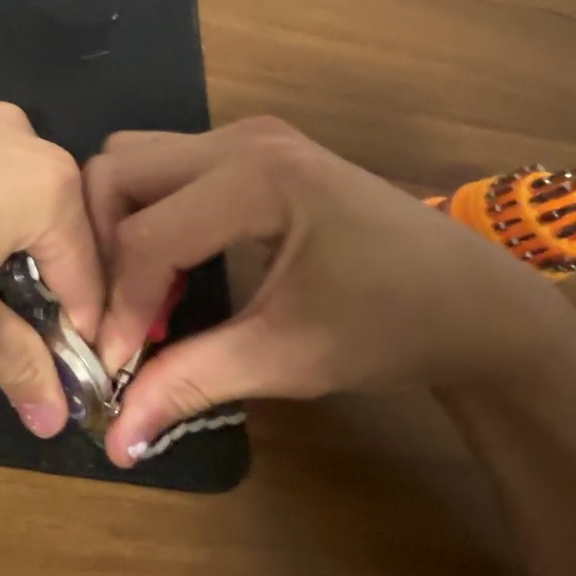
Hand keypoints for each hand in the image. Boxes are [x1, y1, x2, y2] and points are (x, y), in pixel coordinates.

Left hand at [0, 96, 104, 436]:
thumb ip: (17, 363)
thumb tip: (52, 413)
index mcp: (45, 179)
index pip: (85, 266)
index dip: (80, 325)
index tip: (70, 367)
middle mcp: (12, 132)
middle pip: (47, 216)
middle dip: (39, 276)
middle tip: (15, 328)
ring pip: (0, 186)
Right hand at [84, 116, 575, 465]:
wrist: (475, 301)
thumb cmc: (391, 328)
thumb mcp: (286, 358)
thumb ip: (190, 383)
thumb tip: (114, 440)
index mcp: (259, 179)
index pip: (147, 234)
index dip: (119, 303)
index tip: (112, 364)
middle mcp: (241, 138)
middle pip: (117, 171)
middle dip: (99, 245)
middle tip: (113, 313)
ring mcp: (245, 135)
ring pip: (133, 160)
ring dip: (116, 223)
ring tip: (136, 290)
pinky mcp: (248, 148)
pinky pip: (163, 166)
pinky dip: (145, 212)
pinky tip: (168, 265)